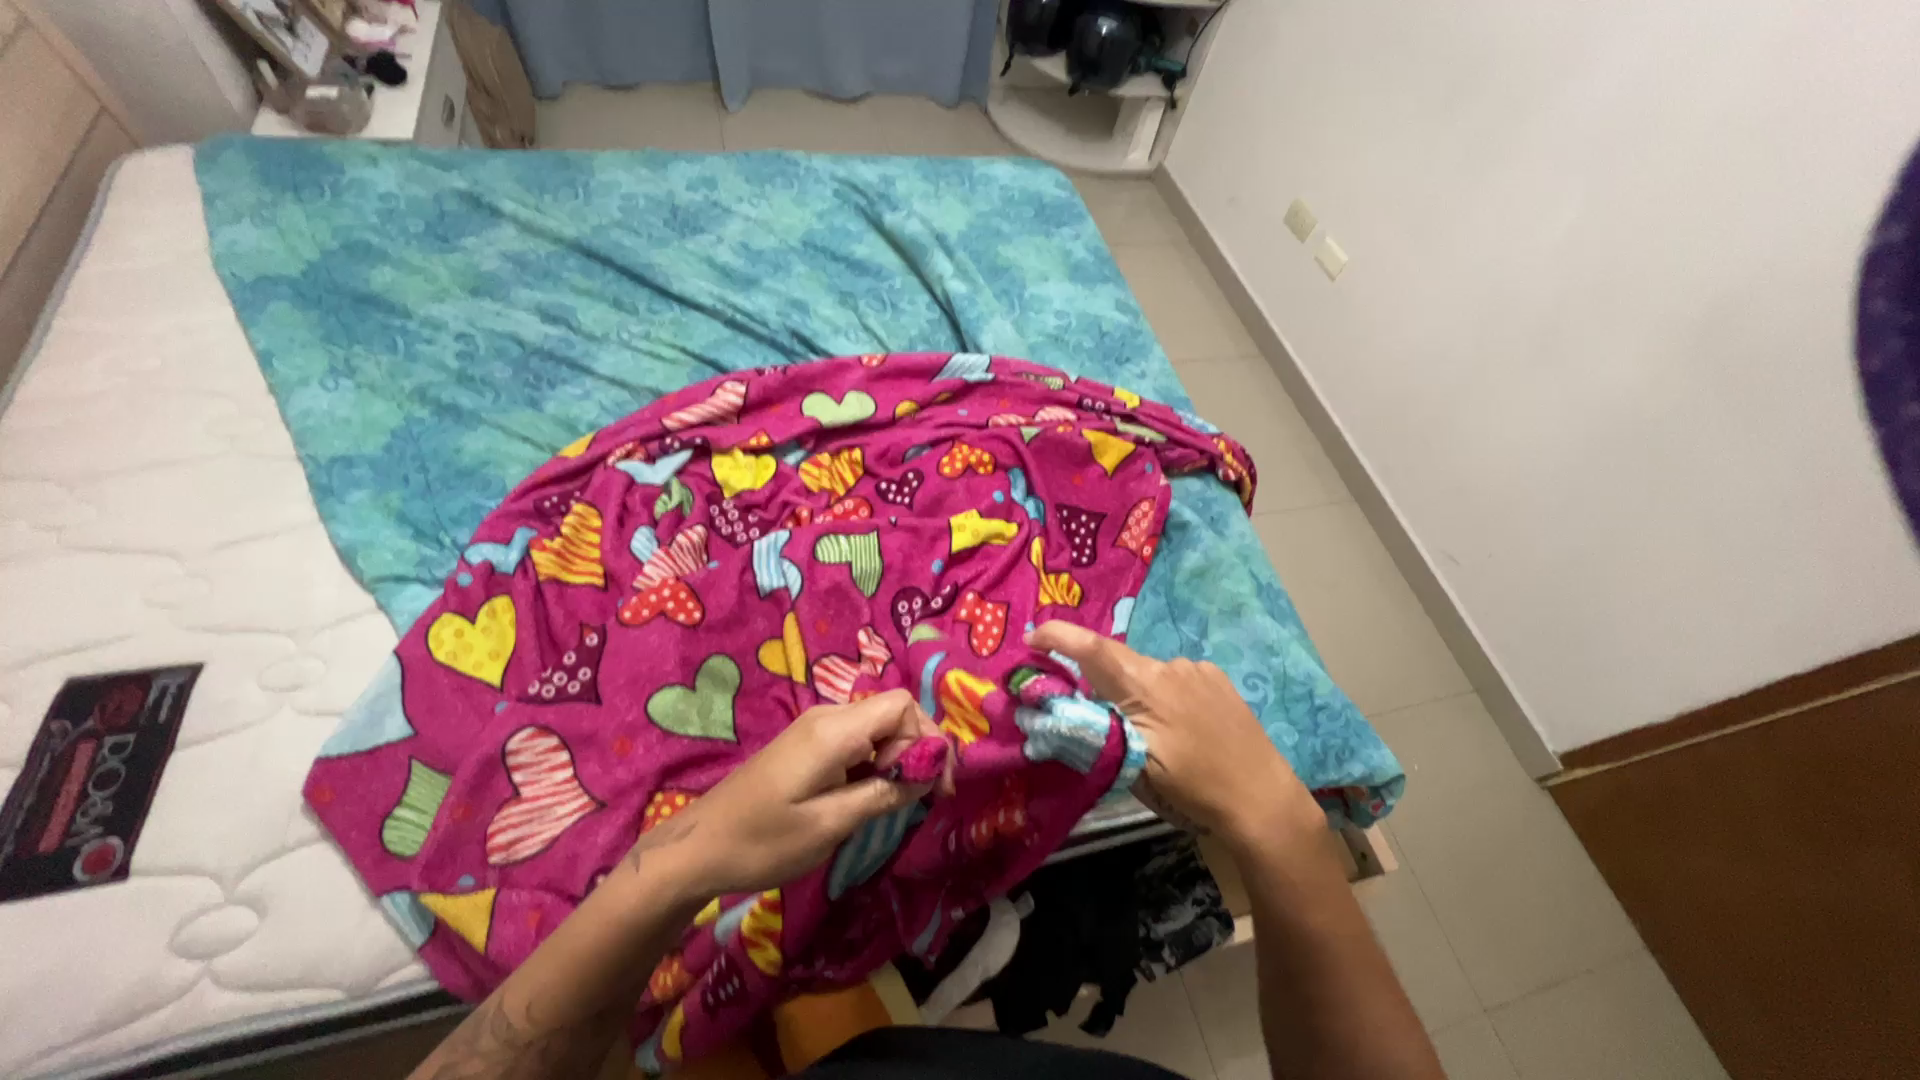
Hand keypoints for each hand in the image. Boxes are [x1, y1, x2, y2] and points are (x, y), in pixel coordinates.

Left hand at [619, 689, 950, 902]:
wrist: (699, 847)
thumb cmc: (763, 841)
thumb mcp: (830, 825)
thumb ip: (883, 794)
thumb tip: (928, 773)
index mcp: (833, 730)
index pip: (901, 705)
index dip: (926, 738)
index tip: (930, 786)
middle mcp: (828, 717)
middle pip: (893, 712)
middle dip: (918, 748)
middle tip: (926, 797)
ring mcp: (816, 729)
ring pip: (878, 726)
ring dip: (899, 758)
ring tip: (902, 801)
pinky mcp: (808, 745)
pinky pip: (858, 740)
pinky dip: (877, 762)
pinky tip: (874, 794)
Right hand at [1029, 621, 1324, 848]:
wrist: (1263, 801)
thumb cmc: (1193, 788)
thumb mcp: (1134, 768)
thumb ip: (1097, 734)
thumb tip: (1062, 714)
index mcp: (1146, 685)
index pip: (1092, 649)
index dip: (1058, 637)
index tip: (1032, 638)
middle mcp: (1171, 666)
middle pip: (1119, 663)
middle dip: (1099, 681)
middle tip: (1093, 716)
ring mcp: (1199, 671)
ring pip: (1148, 675)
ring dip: (1136, 694)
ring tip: (1147, 736)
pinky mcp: (1218, 681)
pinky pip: (1174, 681)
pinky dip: (1162, 697)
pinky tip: (1178, 730)